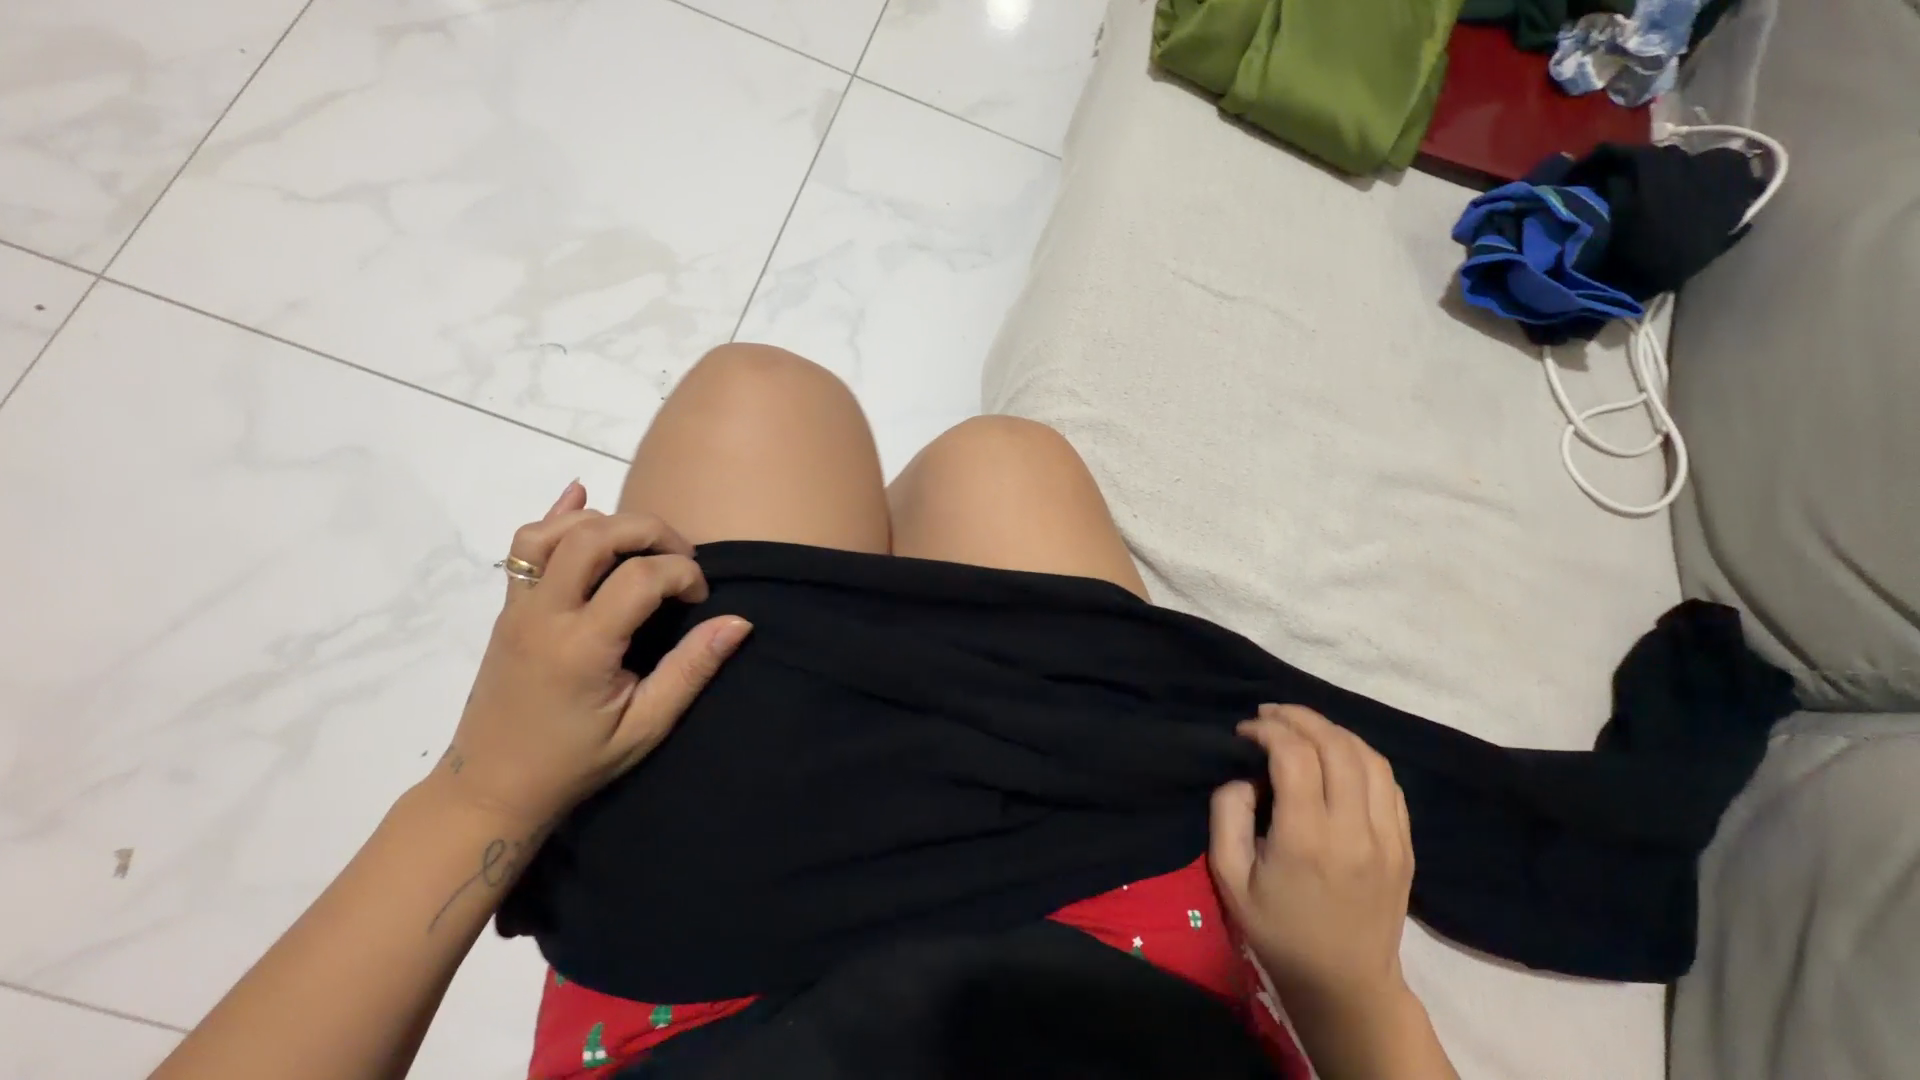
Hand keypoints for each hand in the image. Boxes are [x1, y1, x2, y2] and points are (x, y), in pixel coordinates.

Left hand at [432, 481, 751, 826]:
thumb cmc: (575, 762)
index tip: (700, 598)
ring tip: (640, 546)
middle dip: (649, 530)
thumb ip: (691, 670)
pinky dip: (556, 517)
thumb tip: (738, 622)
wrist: (491, 786)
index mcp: (583, 648)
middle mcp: (544, 616)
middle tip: (679, 558)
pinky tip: (582, 501)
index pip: (639, 577)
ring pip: (551, 532)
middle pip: (594, 536)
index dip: (682, 573)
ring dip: (604, 522)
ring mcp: (517, 608)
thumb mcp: (645, 726)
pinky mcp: (506, 608)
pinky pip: (523, 547)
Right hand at [1210, 705, 1413, 1017]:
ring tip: (1302, 728)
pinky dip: (1361, 757)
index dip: (1268, 729)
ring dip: (1333, 731)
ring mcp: (1388, 837)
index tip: (1245, 730)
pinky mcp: (1405, 845)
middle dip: (1299, 718)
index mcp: (1306, 839)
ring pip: (1370, 757)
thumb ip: (1226, 815)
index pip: (1294, 756)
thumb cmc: (1277, 930)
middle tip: (1270, 715)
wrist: (1344, 982)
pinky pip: (1389, 783)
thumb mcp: (1229, 877)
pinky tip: (1337, 757)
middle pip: (1336, 745)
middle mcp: (1354, 831)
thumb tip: (1244, 776)